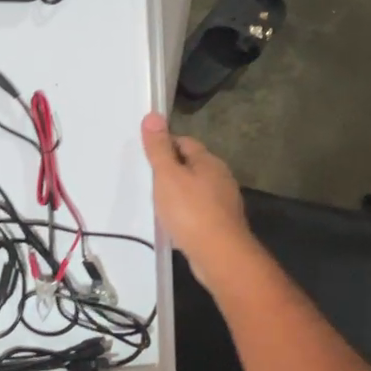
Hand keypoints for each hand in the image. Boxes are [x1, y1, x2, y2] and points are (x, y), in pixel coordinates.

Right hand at [140, 112, 254, 288]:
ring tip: (157, 200)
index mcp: (209, 162)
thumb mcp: (167, 175)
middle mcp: (221, 178)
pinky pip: (199, 208)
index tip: (147, 156)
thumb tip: (153, 115)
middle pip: (192, 164)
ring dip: (179, 191)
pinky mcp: (222, 223)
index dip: (164, 145)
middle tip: (148, 178)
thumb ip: (158, 148)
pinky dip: (186, 210)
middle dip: (172, 169)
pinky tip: (174, 221)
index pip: (184, 142)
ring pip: (196, 188)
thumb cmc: (190, 210)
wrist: (220, 255)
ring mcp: (224, 202)